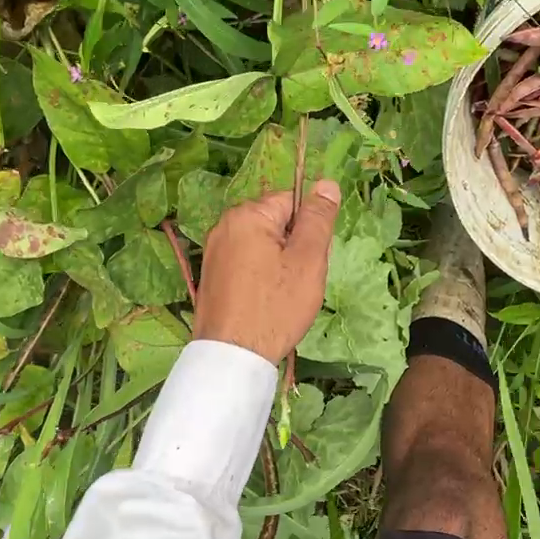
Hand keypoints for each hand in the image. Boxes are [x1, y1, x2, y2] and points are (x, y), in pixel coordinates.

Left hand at [192, 182, 341, 364]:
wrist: (233, 356)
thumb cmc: (276, 306)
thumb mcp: (308, 260)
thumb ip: (318, 218)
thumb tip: (327, 182)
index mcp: (248, 215)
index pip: (293, 202)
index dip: (309, 230)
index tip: (310, 260)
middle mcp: (225, 225)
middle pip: (277, 223)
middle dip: (294, 247)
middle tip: (299, 281)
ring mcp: (214, 251)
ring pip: (263, 245)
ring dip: (280, 263)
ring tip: (283, 294)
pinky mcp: (211, 275)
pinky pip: (247, 263)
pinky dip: (262, 277)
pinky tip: (266, 301)